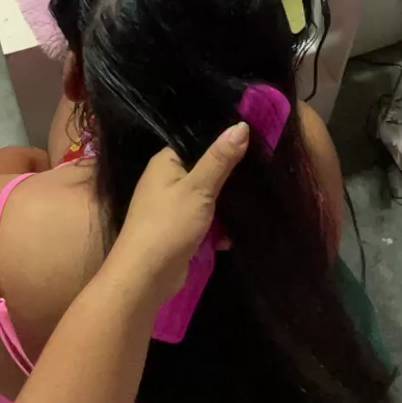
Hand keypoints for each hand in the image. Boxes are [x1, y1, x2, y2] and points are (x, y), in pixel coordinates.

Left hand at [104, 122, 249, 305]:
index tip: (253, 145)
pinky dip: (215, 229)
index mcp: (165, 162)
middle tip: (257, 178)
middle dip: (228, 179)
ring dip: (224, 208)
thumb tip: (241, 125)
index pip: (197, 142)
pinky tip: (228, 240)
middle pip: (204, 170)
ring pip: (206, 197)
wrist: (144, 277)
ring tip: (248, 209)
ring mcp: (170, 206)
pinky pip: (202, 221)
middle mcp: (165, 180)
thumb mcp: (199, 188)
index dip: (223, 144)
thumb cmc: (169, 225)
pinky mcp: (177, 230)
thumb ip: (220, 158)